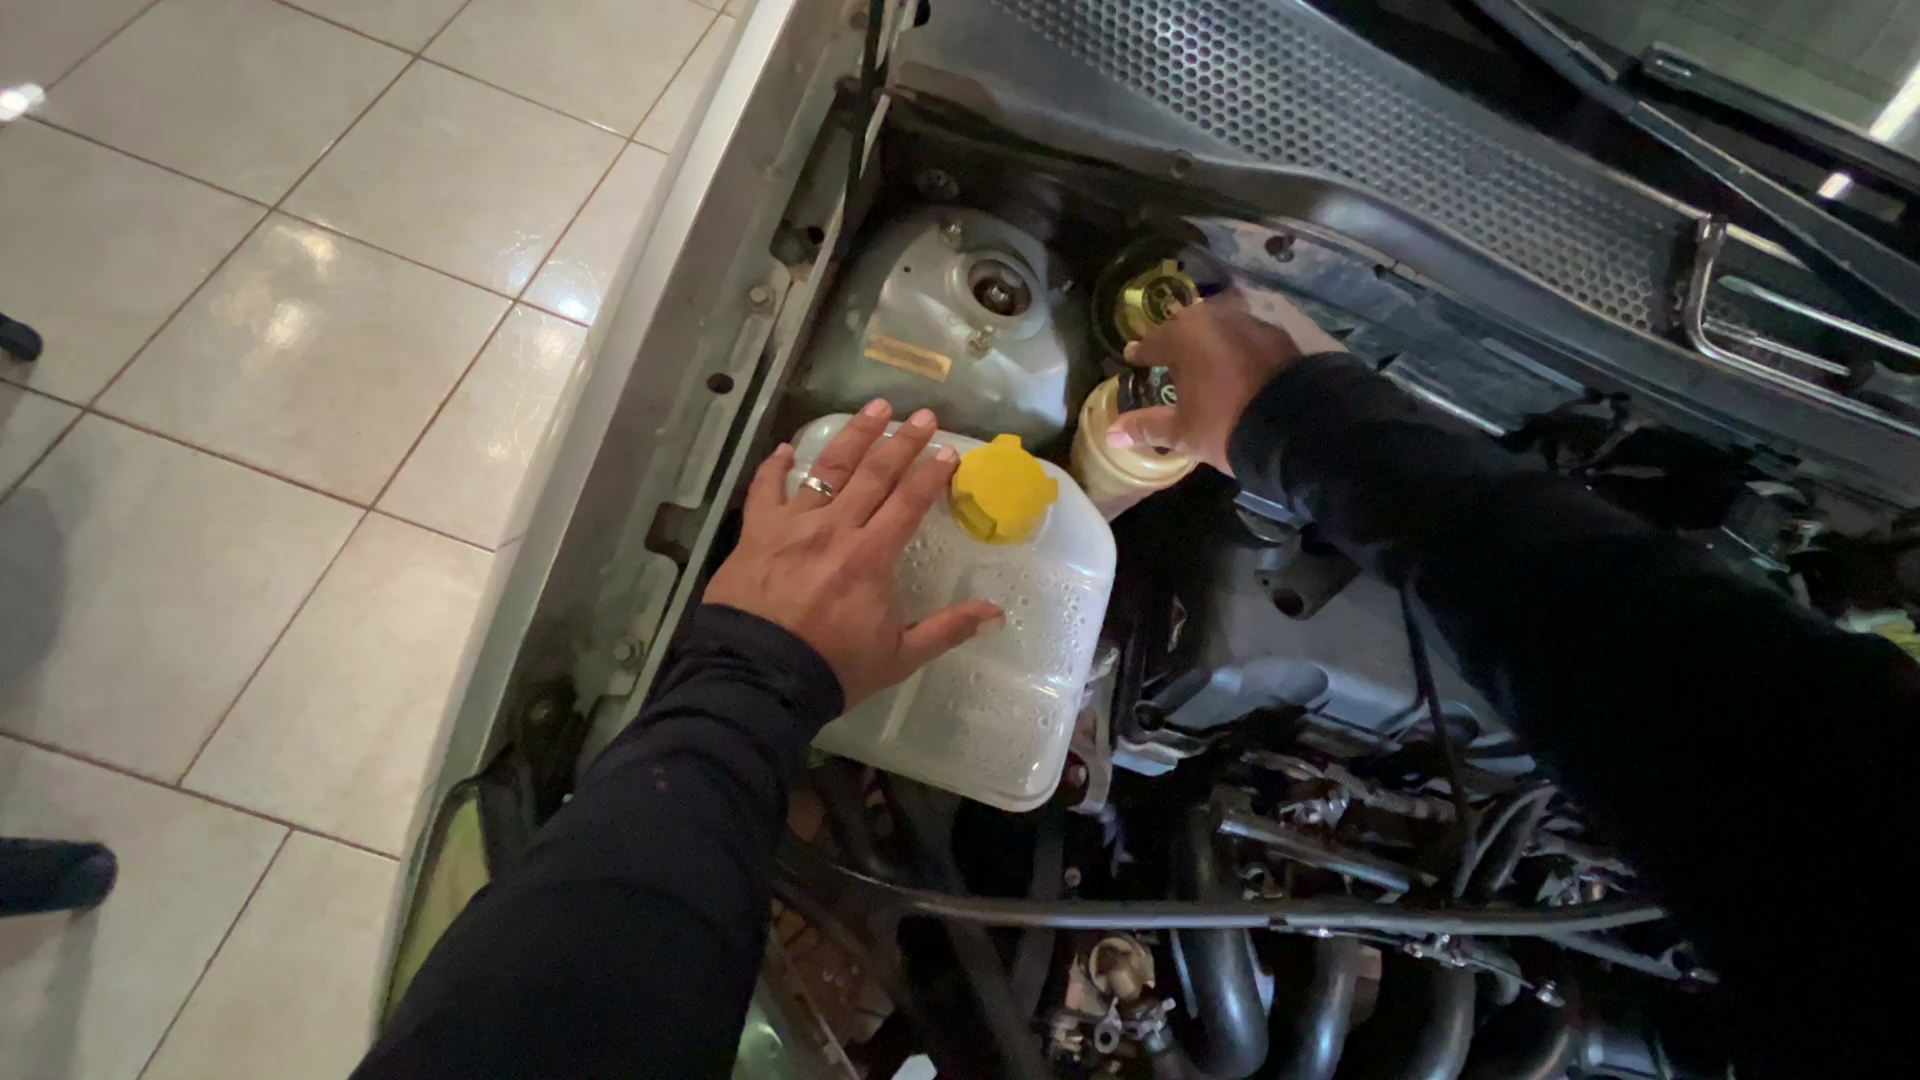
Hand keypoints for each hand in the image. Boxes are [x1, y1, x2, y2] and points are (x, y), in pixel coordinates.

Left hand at [705, 399, 1004, 707]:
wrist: (757, 679)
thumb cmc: (833, 668)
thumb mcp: (899, 656)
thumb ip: (948, 629)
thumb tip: (997, 614)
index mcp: (871, 555)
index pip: (909, 501)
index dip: (931, 473)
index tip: (949, 450)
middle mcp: (835, 528)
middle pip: (874, 473)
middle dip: (902, 440)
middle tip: (923, 415)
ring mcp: (792, 525)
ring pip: (826, 467)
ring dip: (854, 435)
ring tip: (875, 407)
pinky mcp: (756, 532)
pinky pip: (765, 489)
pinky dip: (775, 467)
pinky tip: (786, 448)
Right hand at [1104, 291, 1344, 475]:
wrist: (1297, 425)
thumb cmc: (1226, 424)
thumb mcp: (1181, 432)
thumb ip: (1145, 426)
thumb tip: (1110, 434)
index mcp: (1183, 335)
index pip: (1151, 342)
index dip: (1140, 353)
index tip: (1133, 358)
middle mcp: (1215, 316)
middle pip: (1185, 327)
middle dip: (1175, 342)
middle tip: (1167, 360)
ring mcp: (1251, 320)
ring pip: (1218, 327)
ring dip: (1208, 342)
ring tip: (1202, 363)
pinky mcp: (1279, 332)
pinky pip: (1245, 335)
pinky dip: (1235, 347)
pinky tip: (1234, 365)